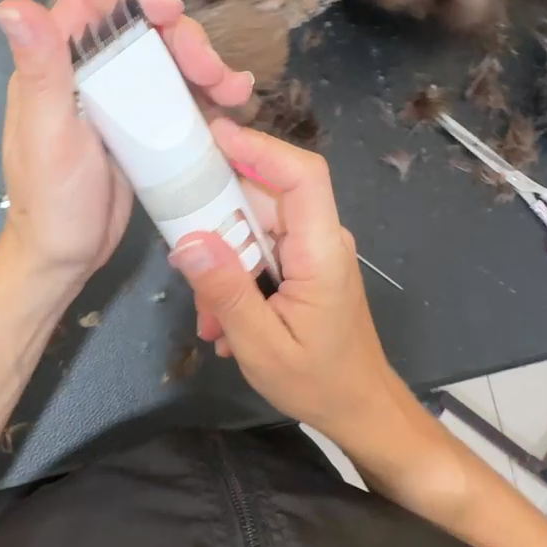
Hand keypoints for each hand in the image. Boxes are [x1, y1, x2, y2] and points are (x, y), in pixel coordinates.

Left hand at [0, 0, 254, 286]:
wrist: (66, 258)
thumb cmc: (51, 201)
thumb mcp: (47, 135)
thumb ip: (39, 69)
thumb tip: (8, 5)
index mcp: (55, 65)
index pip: (91, 1)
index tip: (171, 11)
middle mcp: (87, 73)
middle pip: (141, 28)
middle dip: (183, 38)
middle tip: (211, 71)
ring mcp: (117, 101)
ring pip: (166, 60)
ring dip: (205, 66)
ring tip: (233, 90)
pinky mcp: (142, 129)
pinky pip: (177, 97)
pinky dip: (207, 94)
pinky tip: (232, 102)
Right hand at [167, 118, 403, 434]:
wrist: (360, 410)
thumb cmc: (318, 383)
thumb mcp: (261, 344)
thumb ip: (225, 290)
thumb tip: (186, 240)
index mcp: (320, 252)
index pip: (301, 175)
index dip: (258, 148)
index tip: (211, 137)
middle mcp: (320, 240)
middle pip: (264, 199)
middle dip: (217, 226)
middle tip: (186, 263)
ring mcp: (312, 253)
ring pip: (254, 229)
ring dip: (223, 265)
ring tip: (211, 318)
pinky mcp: (302, 267)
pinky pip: (260, 252)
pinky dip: (235, 280)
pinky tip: (224, 324)